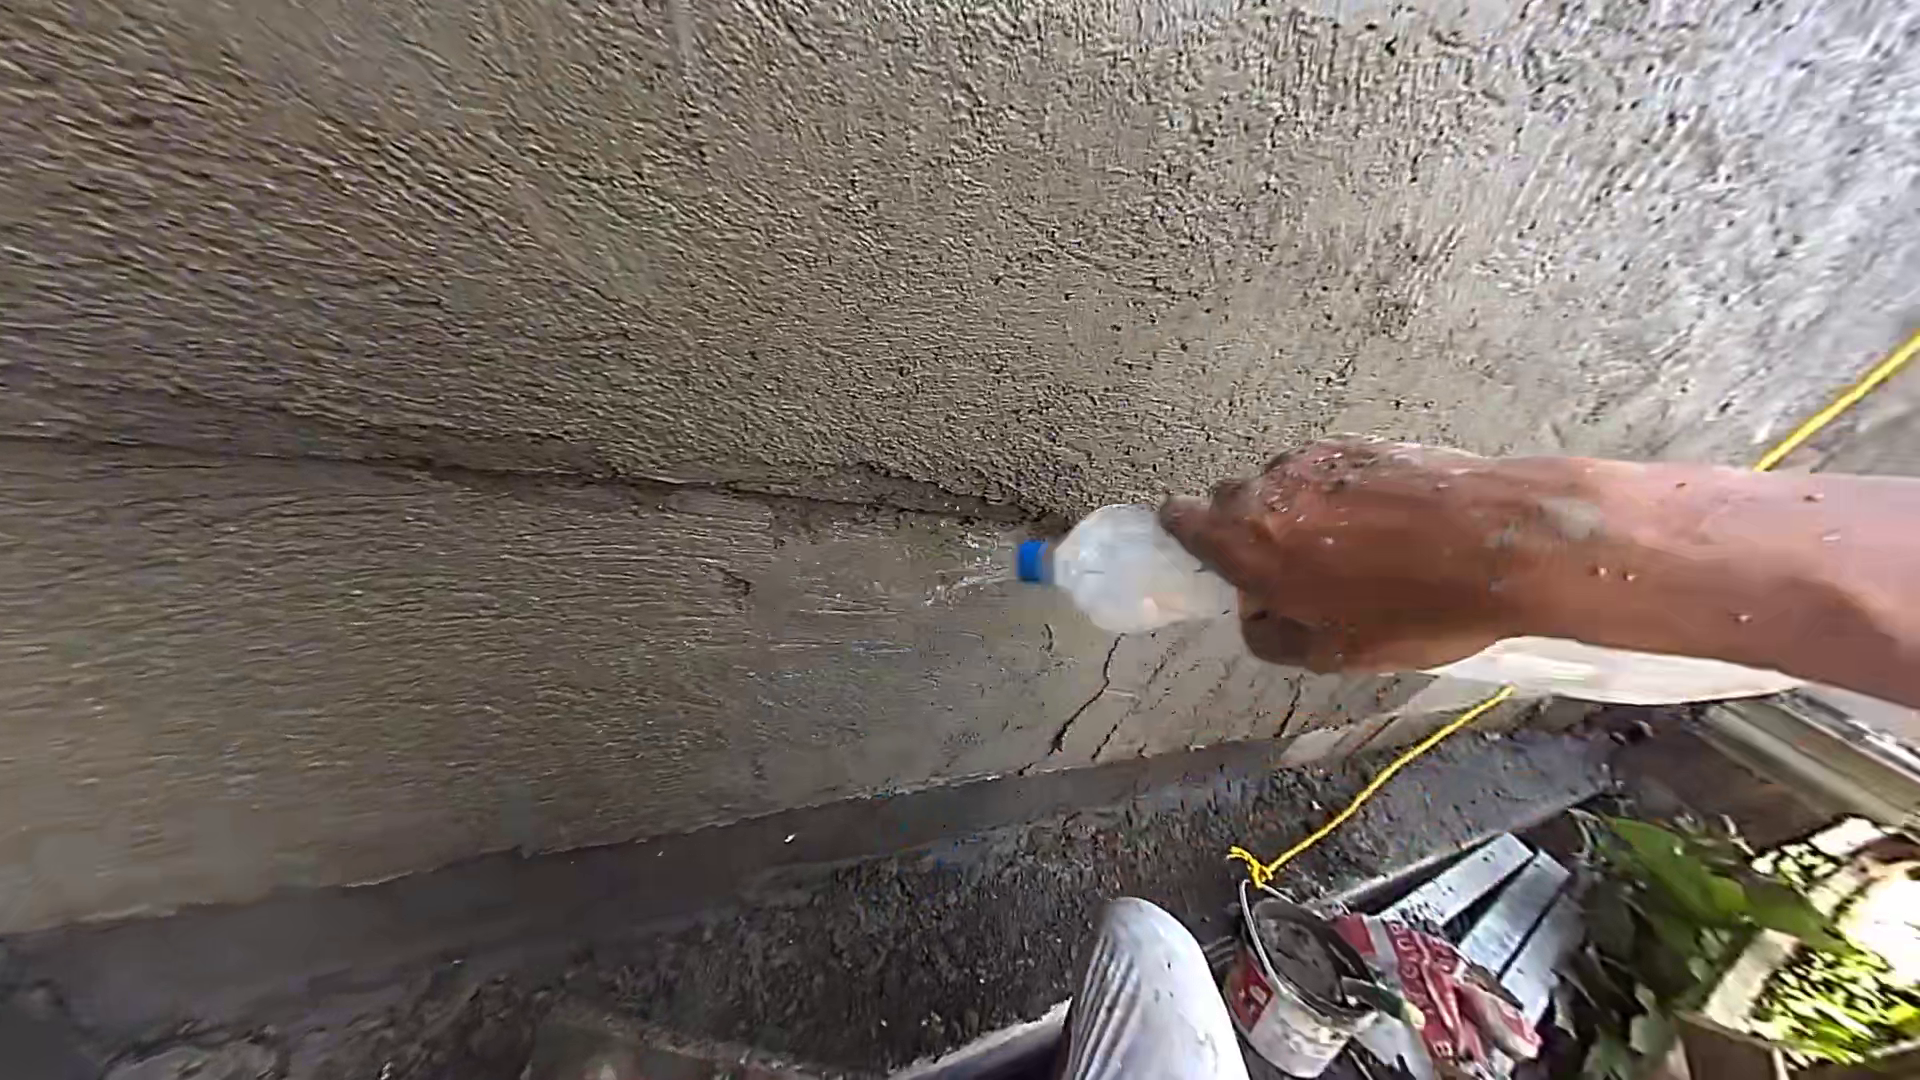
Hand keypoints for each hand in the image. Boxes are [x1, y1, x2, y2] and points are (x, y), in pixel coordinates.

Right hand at [1159, 437, 1581, 671]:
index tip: (1213, 554)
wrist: (1510, 542)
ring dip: (1293, 508)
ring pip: (1277, 484)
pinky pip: (1322, 469)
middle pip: (1228, 501)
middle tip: (1293, 561)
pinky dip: (1336, 490)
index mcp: (1241, 540)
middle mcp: (1263, 490)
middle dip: (1247, 528)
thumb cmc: (1410, 607)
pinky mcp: (1354, 442)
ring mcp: (1310, 460)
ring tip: (1352, 540)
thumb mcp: (1330, 653)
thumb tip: (1256, 613)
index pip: (1177, 517)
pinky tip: (1384, 516)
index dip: (1188, 534)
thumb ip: (1267, 636)